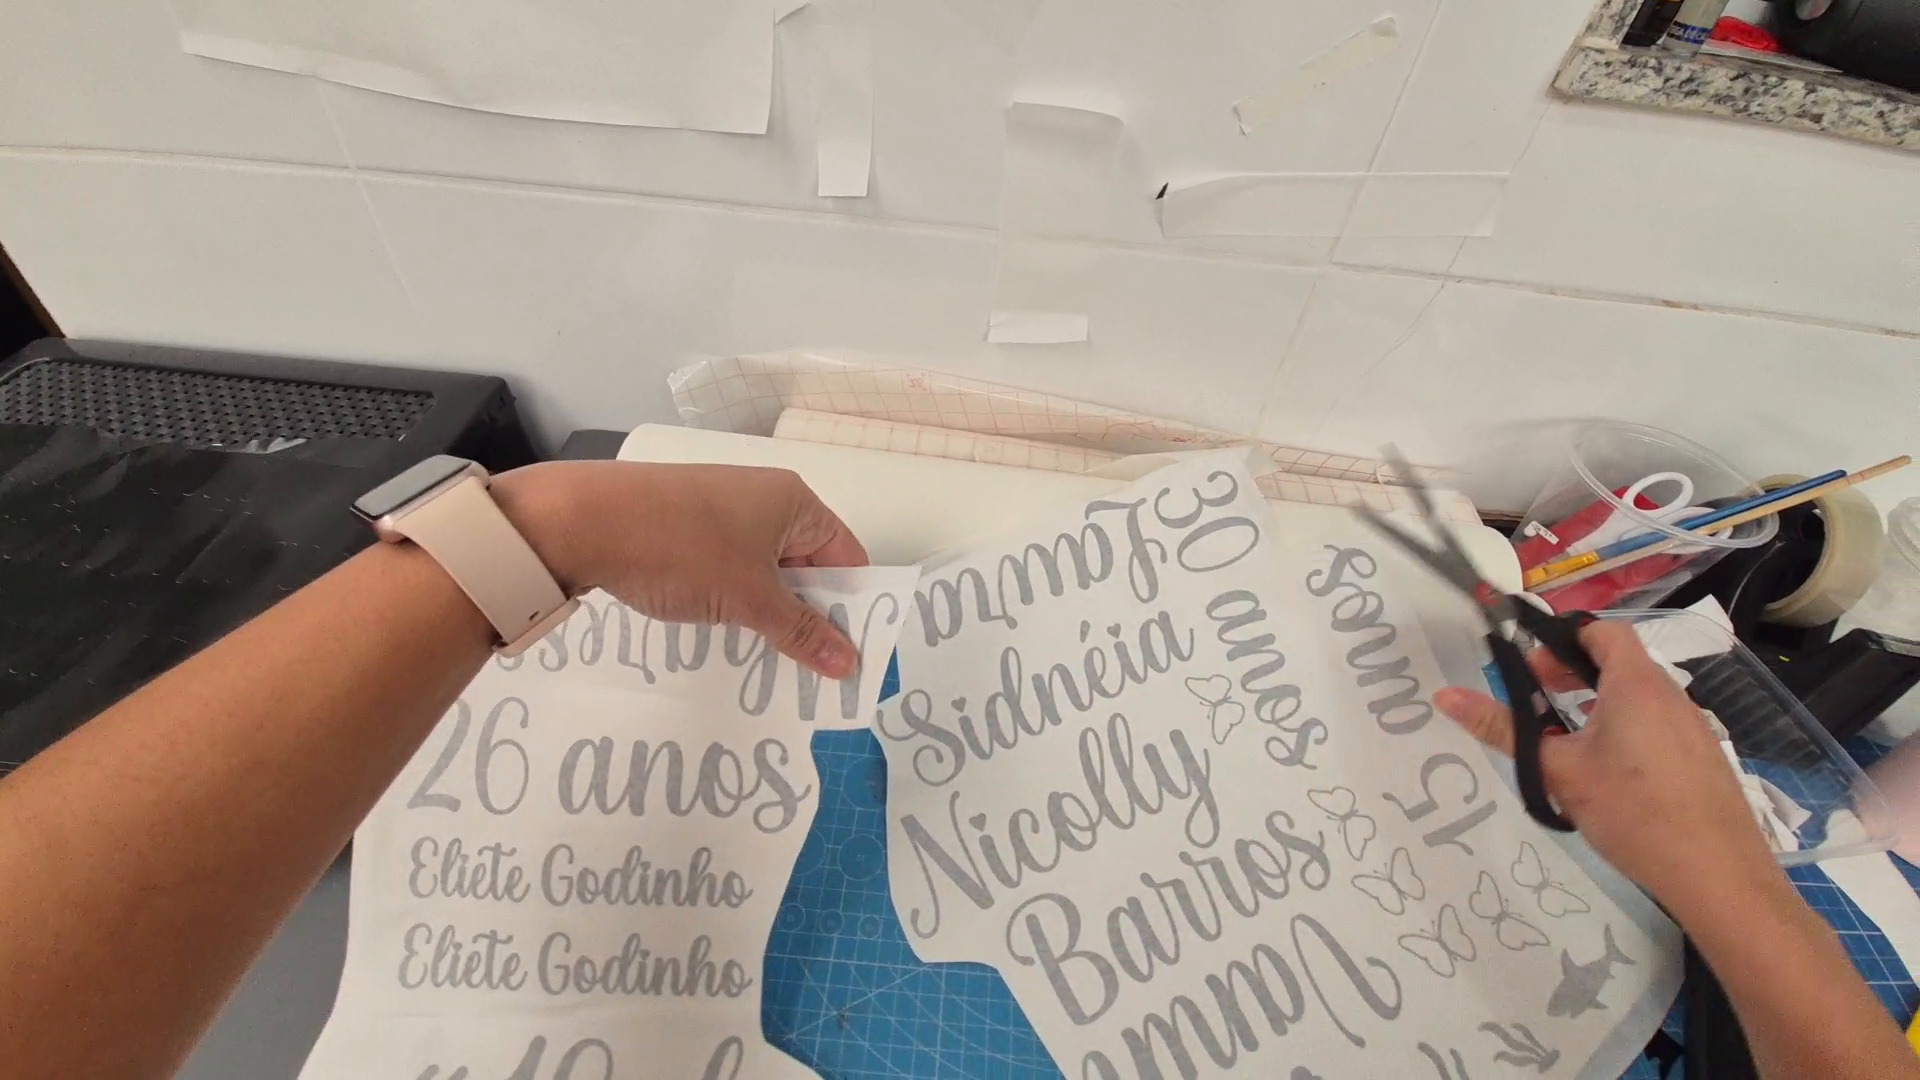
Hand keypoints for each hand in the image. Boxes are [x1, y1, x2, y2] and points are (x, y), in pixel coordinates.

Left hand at [492, 461, 870, 677]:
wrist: (579, 519)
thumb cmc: (683, 550)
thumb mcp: (750, 598)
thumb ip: (803, 632)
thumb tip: (850, 665)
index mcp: (796, 502)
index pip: (847, 557)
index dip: (852, 604)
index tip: (849, 652)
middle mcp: (767, 497)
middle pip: (809, 563)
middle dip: (810, 614)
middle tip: (811, 666)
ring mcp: (725, 507)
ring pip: (767, 568)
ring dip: (771, 610)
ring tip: (769, 656)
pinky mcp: (690, 521)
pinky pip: (732, 563)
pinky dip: (736, 596)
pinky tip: (726, 628)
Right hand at [1434, 621, 1783, 914]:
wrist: (1721, 882)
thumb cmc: (1632, 810)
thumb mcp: (1554, 767)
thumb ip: (1500, 727)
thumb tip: (1444, 695)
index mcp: (1637, 688)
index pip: (1604, 631)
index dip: (1563, 635)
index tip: (1528, 661)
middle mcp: (1671, 699)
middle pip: (1618, 661)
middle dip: (1568, 669)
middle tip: (1530, 694)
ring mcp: (1692, 731)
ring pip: (1635, 694)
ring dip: (1592, 699)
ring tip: (1557, 732)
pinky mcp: (1700, 760)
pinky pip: (1653, 722)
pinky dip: (1619, 725)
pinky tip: (1598, 765)